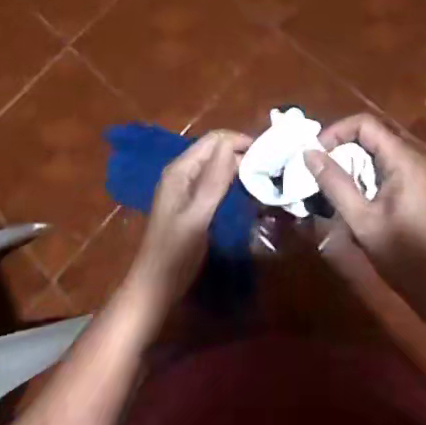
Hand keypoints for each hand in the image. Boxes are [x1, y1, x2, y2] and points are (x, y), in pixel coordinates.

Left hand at [122, 130, 250, 311]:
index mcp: (179, 170)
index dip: (238, 140)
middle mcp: (181, 172)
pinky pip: (214, 181)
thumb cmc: (175, 250)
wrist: (156, 284)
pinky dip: (230, 179)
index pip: (213, 140)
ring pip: (215, 165)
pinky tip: (245, 188)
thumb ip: (214, 180)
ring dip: (237, 164)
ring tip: (262, 173)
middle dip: (240, 151)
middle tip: (269, 164)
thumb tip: (232, 144)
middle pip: (214, 150)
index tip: (266, 152)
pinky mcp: (191, 202)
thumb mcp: (197, 215)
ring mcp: (185, 187)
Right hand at [305, 115, 425, 306]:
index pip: (365, 124)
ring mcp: (425, 175)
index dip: (335, 132)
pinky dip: (370, 177)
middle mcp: (418, 160)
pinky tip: (357, 202)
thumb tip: (309, 153)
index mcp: (405, 161)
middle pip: (373, 138)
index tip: (314, 154)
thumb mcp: (363, 221)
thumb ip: (335, 183)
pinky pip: (392, 171)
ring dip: (355, 165)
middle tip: (318, 173)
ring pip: (381, 155)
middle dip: (342, 150)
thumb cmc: (405, 255)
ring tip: (332, 188)